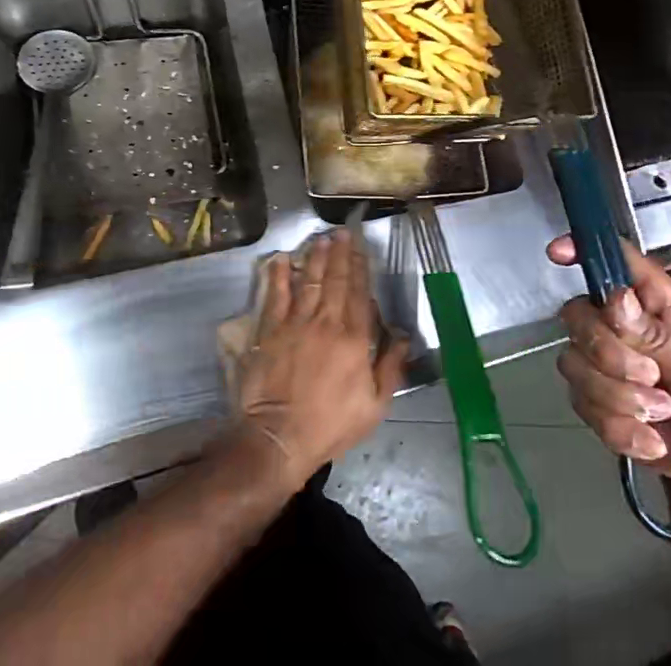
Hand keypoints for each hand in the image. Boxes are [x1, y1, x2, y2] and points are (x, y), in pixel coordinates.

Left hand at [235, 230, 407, 489]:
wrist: (278, 437)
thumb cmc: (330, 425)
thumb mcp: (375, 405)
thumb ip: (390, 366)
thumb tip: (402, 334)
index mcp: (354, 339)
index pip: (359, 294)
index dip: (361, 267)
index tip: (360, 248)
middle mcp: (326, 323)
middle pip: (334, 280)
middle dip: (339, 254)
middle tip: (341, 233)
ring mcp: (294, 324)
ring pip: (307, 282)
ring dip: (314, 258)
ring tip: (319, 239)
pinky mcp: (268, 332)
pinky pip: (275, 296)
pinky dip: (277, 276)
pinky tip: (279, 260)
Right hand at [547, 235, 670, 480]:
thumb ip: (661, 337)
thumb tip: (616, 298)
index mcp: (657, 303)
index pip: (615, 261)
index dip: (583, 249)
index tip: (557, 253)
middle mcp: (622, 323)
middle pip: (579, 316)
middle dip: (610, 356)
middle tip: (653, 380)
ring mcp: (603, 361)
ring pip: (574, 364)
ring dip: (618, 398)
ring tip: (662, 415)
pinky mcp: (594, 398)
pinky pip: (581, 404)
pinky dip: (618, 428)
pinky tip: (652, 440)